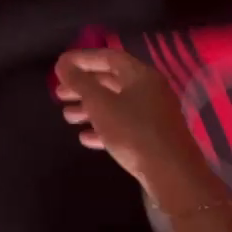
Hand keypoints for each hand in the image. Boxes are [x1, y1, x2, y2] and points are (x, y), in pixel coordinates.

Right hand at [54, 48, 220, 208]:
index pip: (108, 57)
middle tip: (60, 93)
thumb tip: (63, 64)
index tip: (59, 66)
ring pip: (115, 104)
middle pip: (110, 81)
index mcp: (141, 76)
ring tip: (69, 117)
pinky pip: (123, 124)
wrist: (172, 175)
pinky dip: (103, 127)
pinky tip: (86, 138)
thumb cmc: (133, 131)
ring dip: (89, 108)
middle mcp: (150, 91)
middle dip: (82, 86)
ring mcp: (153, 115)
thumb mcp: (99, 103)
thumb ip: (79, 81)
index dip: (81, 59)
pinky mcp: (153, 136)